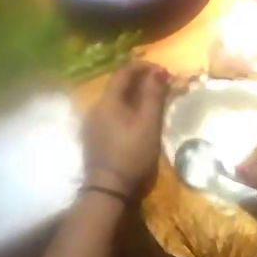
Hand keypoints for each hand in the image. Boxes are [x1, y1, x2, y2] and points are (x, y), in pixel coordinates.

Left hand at [82, 62, 170, 197]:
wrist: (108, 189)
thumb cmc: (132, 155)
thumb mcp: (148, 124)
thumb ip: (153, 96)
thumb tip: (158, 72)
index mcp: (107, 101)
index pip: (124, 72)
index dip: (144, 67)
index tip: (164, 71)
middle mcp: (95, 107)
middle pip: (118, 85)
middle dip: (140, 81)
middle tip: (162, 85)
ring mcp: (92, 123)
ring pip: (115, 100)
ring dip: (134, 95)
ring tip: (154, 102)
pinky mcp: (94, 137)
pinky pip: (111, 113)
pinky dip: (126, 109)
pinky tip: (138, 119)